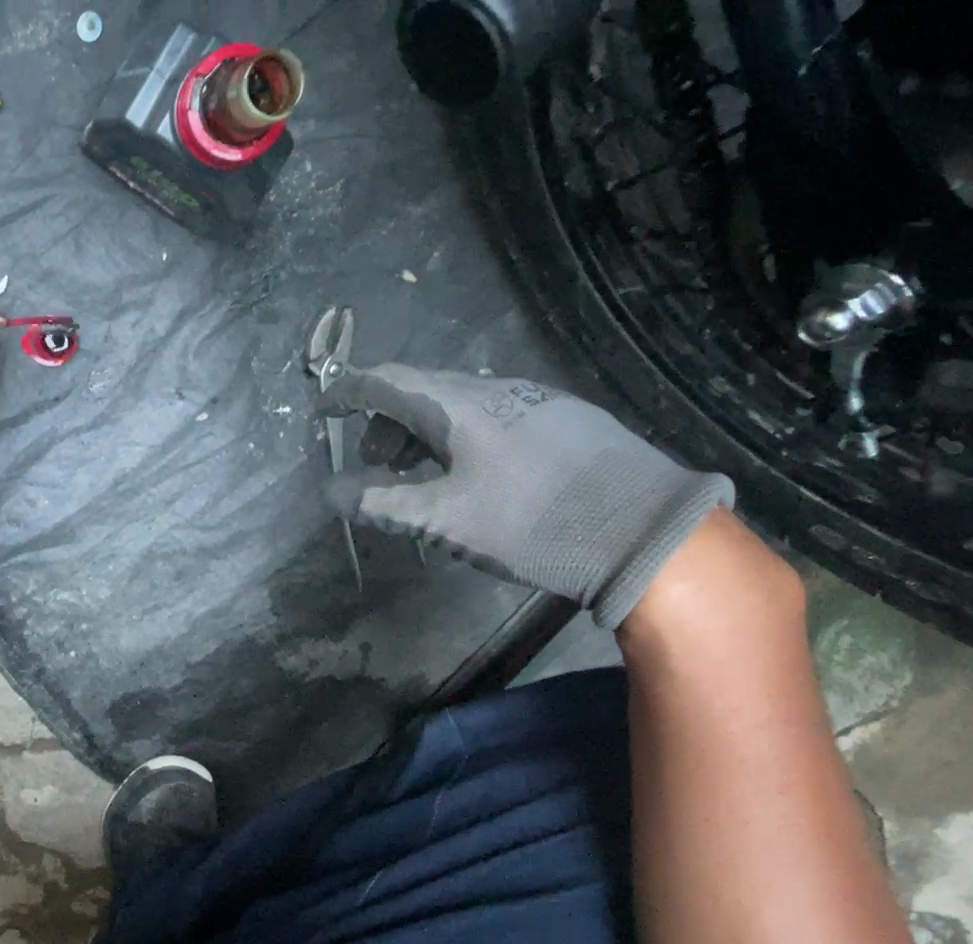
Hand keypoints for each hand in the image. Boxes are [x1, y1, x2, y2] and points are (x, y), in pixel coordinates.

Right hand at [322, 365, 733, 628]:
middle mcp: (496, 388)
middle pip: (423, 391)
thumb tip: (332, 491)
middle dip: (387, 423)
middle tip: (377, 467)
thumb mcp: (445, 520)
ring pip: (461, 404)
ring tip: (423, 476)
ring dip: (425, 433)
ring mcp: (537, 401)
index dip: (348, 392)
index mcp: (460, 404)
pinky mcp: (568, 421)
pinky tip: (477, 474)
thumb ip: (382, 503)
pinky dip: (462, 437)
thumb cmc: (531, 522)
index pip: (386, 381)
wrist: (648, 533)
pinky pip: (495, 416)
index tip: (324, 409)